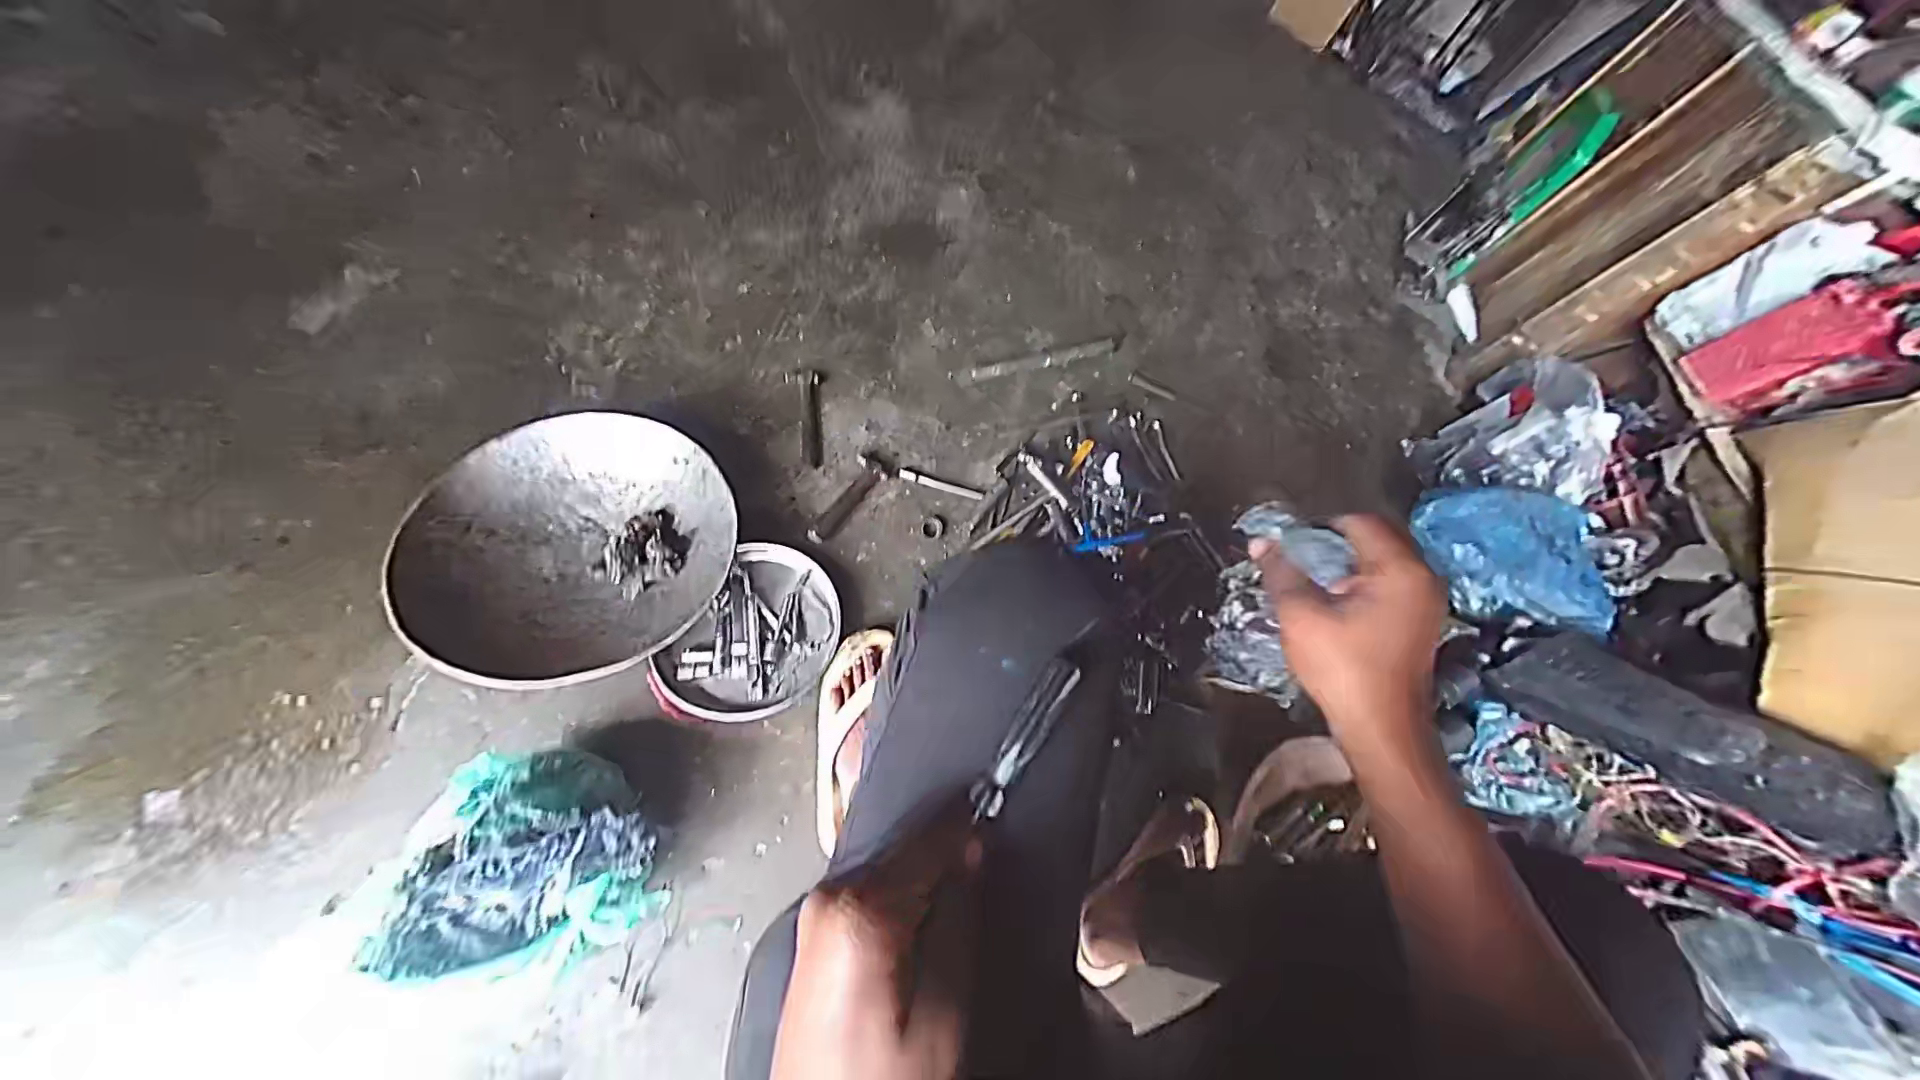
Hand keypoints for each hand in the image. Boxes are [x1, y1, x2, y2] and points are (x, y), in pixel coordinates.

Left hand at [770, 799, 982, 1079]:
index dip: (967, 820)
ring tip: (959, 882)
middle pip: (904, 847)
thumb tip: (971, 859)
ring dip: (924, 869)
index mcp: (858, 910)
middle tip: (983, 851)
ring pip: (888, 866)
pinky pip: (870, 889)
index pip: (927, 836)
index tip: (993, 802)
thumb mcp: (940, 1017)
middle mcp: (827, 900)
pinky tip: (922, 912)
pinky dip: (902, 890)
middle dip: (946, 847)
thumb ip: (959, 923)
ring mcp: (815, 917)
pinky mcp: (815, 936)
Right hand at [1249, 514, 1445, 752]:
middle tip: (1297, 558)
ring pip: (1380, 563)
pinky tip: (1332, 603)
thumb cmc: (1342, 667)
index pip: (1360, 523)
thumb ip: (1281, 572)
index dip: (1321, 525)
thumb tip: (1260, 541)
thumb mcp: (1301, 615)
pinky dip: (1359, 584)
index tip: (1290, 541)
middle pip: (1375, 540)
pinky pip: (1387, 585)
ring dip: (1345, 564)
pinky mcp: (1419, 622)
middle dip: (1333, 544)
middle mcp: (1422, 579)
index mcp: (1399, 571)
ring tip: (1309, 580)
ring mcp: (1426, 602)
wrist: (1379, 726)